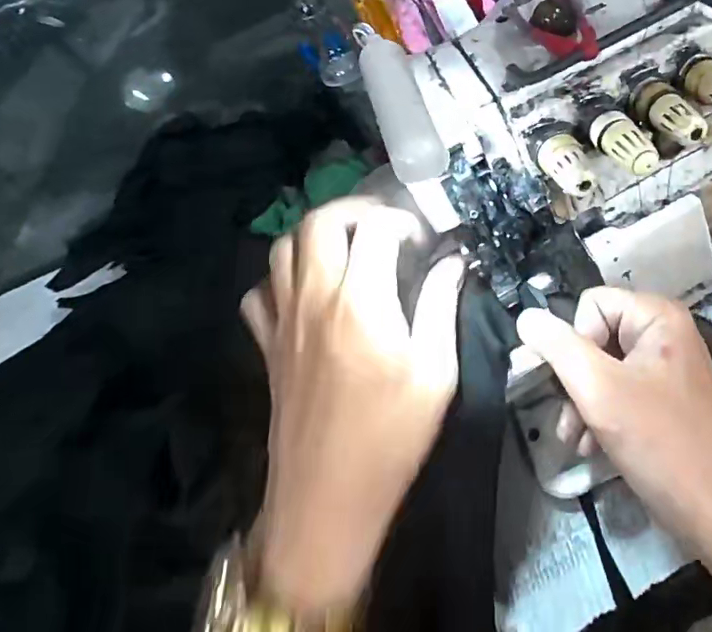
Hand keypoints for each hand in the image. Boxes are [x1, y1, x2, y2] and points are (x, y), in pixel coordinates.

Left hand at [239, 198, 464, 611]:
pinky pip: (260, 292)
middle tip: (385, 226)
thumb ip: (441, 305)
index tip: (423, 241)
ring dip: (317, 234)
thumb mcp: (436, 374)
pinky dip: (281, 278)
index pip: (375, 227)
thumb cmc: (391, 439)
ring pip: (283, 246)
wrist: (326, 502)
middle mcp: (314, 298)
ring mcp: (283, 321)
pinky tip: (307, 291)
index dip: (404, 222)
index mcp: (360, 301)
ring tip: (349, 248)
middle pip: (320, 220)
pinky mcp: (266, 346)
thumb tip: (450, 261)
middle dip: (356, 209)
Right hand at [515, 287, 711, 546]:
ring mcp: (667, 367)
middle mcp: (665, 332)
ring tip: (574, 438)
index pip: (591, 304)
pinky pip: (621, 391)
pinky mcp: (666, 400)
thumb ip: (557, 348)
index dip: (577, 341)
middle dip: (575, 378)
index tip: (580, 381)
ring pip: (603, 367)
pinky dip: (602, 415)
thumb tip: (526, 317)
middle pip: (596, 335)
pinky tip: (590, 446)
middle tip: (566, 416)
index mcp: (657, 316)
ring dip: (582, 402)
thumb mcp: (598, 389)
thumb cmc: (659, 442)